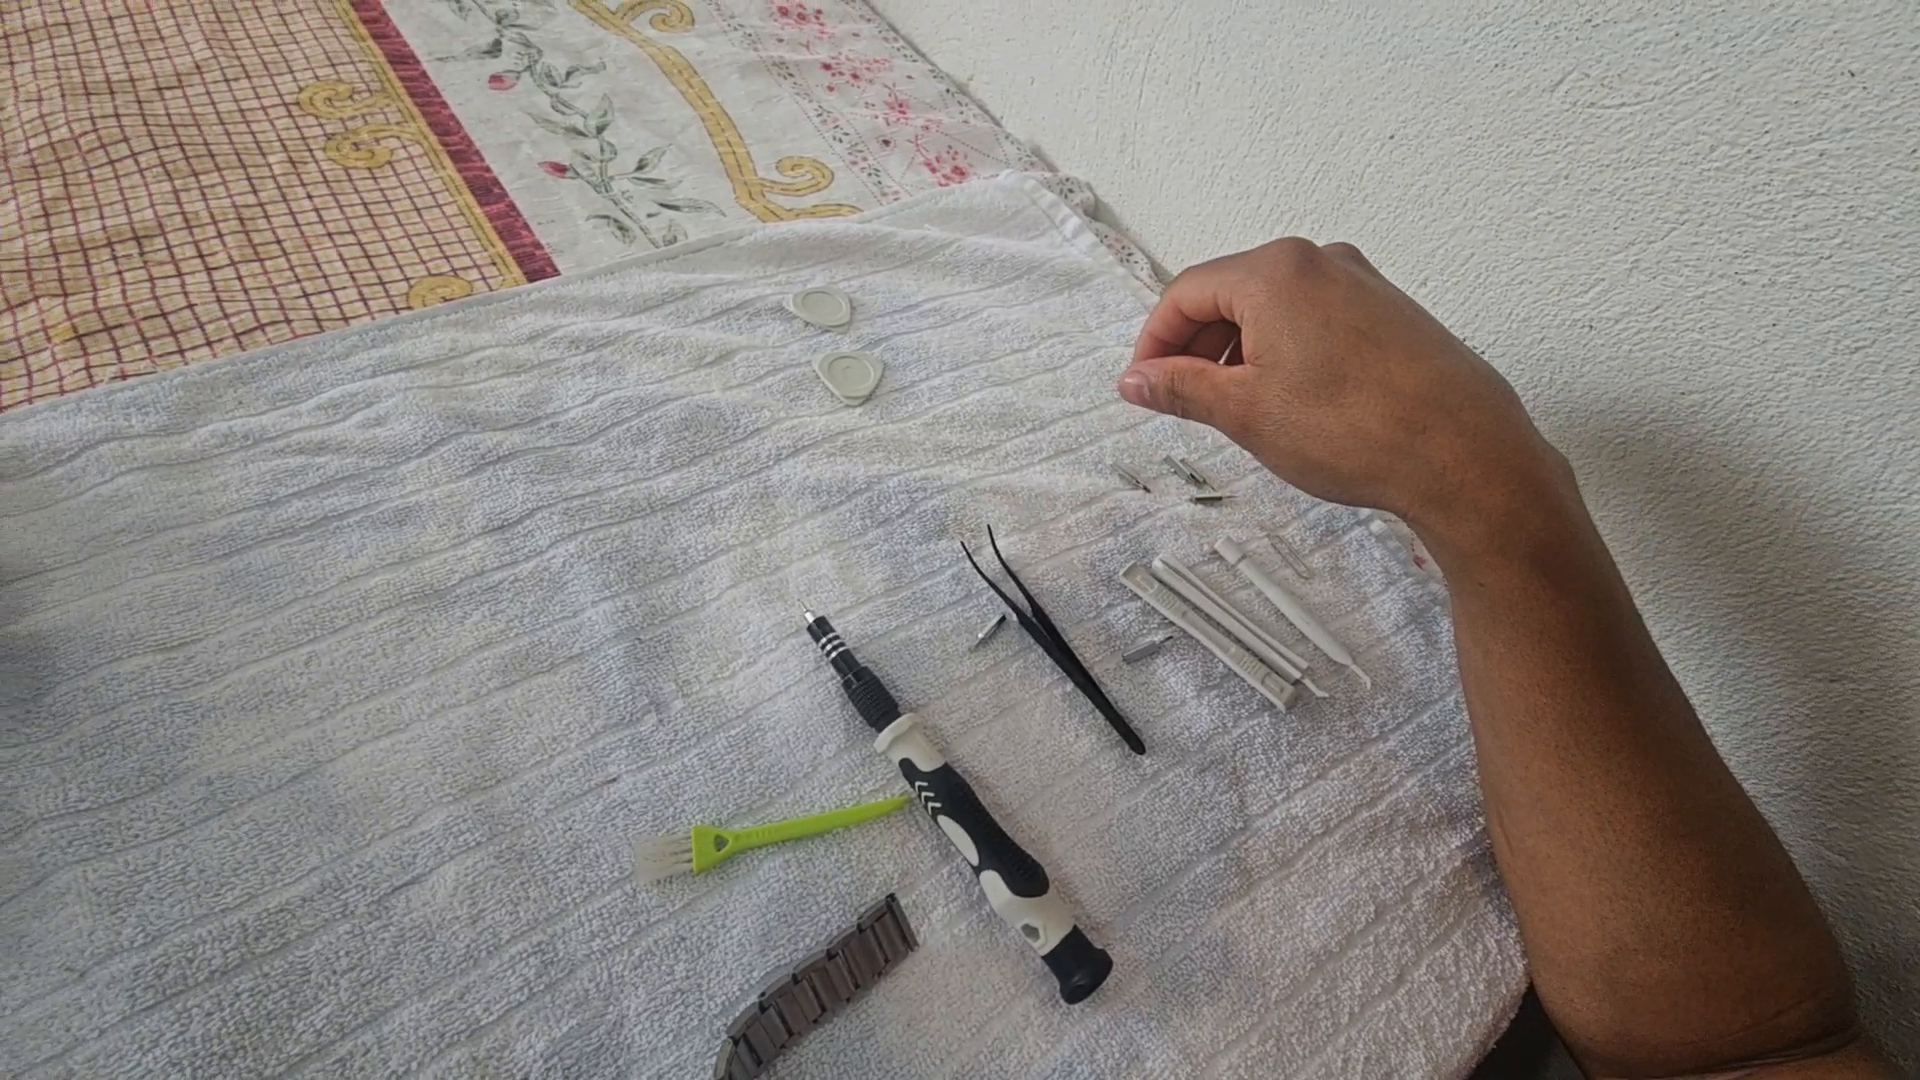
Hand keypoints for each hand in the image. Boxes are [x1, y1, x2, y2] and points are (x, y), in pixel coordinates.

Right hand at [1120, 239, 1572, 555]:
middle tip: (1181, 400)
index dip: (1154, 341)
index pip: (1185, 293)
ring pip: (1268, 308)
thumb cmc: (1352, 429)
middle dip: (1194, 347)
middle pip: (1226, 294)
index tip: (1143, 384)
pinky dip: (1277, 351)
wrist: (1463, 455)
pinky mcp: (1385, 312)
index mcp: (1275, 272)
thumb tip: (1135, 380)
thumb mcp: (1243, 411)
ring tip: (1233, 407)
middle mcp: (1319, 262)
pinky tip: (1282, 398)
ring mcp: (1359, 283)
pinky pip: (1308, 319)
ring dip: (1234, 352)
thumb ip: (1179, 387)